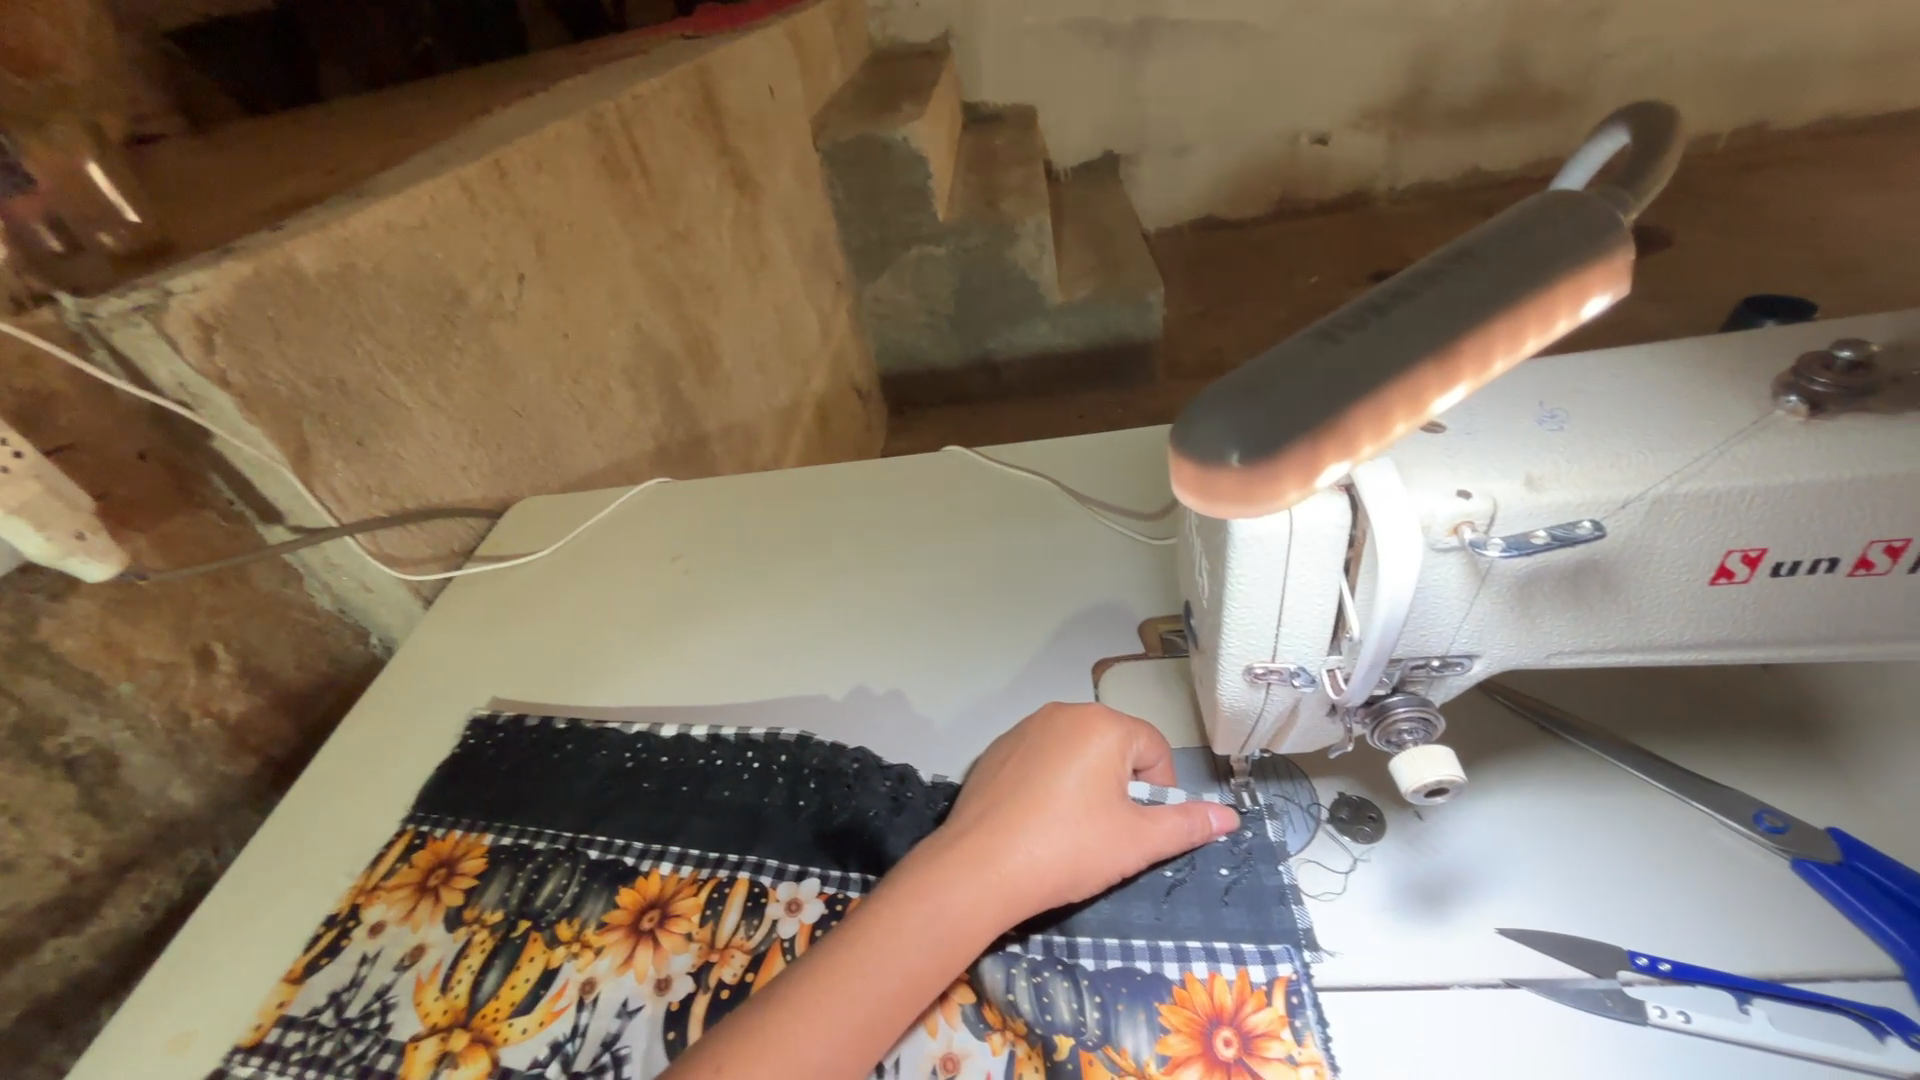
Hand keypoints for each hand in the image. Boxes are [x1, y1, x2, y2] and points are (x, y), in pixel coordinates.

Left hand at [917, 702, 1239, 927]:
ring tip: (1069, 828)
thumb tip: (1229, 816)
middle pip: (1114, 746)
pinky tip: (1035, 820)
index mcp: (1102, 725)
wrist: (980, 867)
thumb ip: (1187, 824)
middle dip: (1120, 785)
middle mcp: (1062, 712)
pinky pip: (1040, 758)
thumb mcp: (1137, 842)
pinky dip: (1048, 783)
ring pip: (1075, 752)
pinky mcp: (996, 749)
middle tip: (1105, 830)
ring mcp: (1023, 728)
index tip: (1140, 827)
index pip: (1155, 748)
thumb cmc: (1068, 849)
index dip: (1158, 790)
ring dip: (1085, 783)